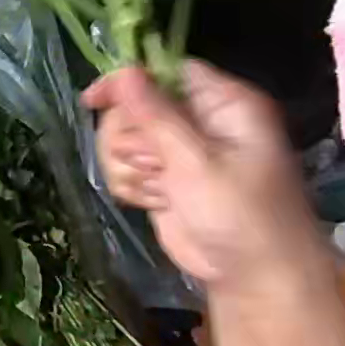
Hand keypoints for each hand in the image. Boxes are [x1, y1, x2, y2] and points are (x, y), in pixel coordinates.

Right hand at [83, 61, 328, 303]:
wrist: (251, 275)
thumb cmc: (239, 213)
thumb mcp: (195, 160)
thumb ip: (154, 114)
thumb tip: (123, 70)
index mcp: (222, 104)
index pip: (162, 71)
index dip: (126, 82)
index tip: (93, 101)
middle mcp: (198, 121)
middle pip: (132, 107)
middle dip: (130, 138)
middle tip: (152, 163)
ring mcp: (177, 151)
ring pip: (120, 140)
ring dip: (129, 167)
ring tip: (160, 189)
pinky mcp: (161, 177)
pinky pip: (122, 167)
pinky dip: (131, 185)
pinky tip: (155, 202)